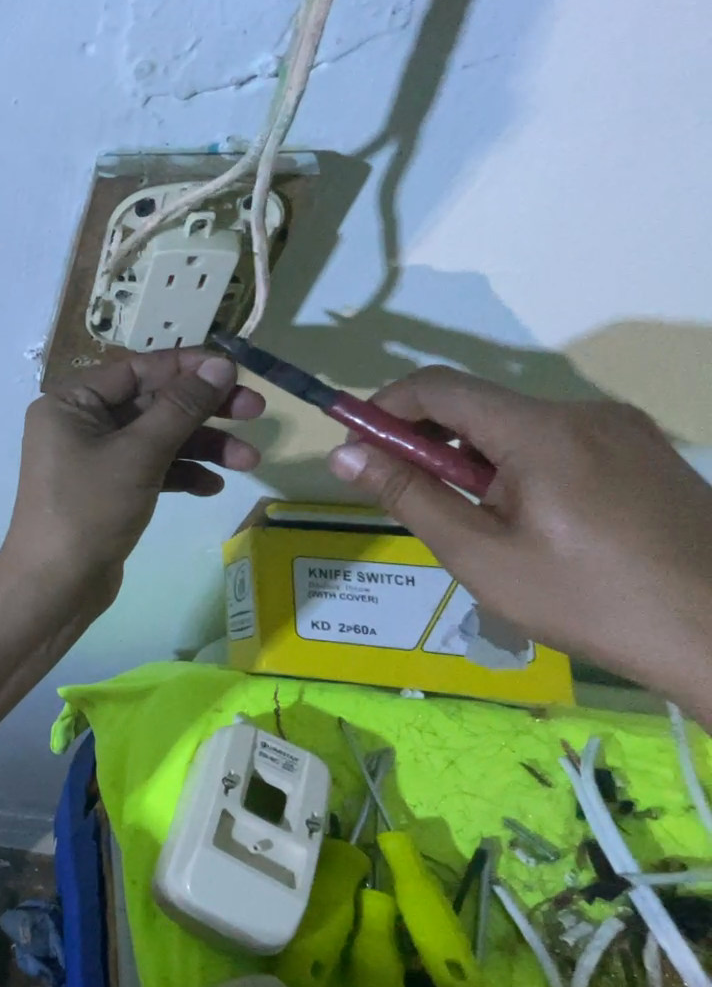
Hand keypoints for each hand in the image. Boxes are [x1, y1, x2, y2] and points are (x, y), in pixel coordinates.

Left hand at [0, 350, 265, 612]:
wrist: (56, 583)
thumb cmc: (89, 508)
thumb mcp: (139, 453)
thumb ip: (181, 407)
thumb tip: (220, 366)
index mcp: (69, 403)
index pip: (135, 369)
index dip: (188, 367)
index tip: (240, 372)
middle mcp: (76, 423)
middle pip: (150, 401)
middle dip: (203, 409)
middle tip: (257, 412)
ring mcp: (90, 457)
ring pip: (155, 437)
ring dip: (202, 445)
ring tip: (250, 461)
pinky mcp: (105, 488)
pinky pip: (149, 467)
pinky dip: (181, 473)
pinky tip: (211, 487)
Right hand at [328, 367, 711, 706]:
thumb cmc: (589, 599)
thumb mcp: (477, 552)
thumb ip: (408, 494)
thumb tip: (343, 455)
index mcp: (543, 431)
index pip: (436, 387)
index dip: (382, 410)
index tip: (359, 454)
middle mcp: (585, 415)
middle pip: (474, 405)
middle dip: (422, 441)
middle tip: (406, 498)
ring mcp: (623, 434)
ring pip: (512, 426)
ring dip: (467, 458)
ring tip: (469, 521)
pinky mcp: (643, 456)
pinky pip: (553, 443)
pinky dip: (512, 467)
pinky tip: (522, 521)